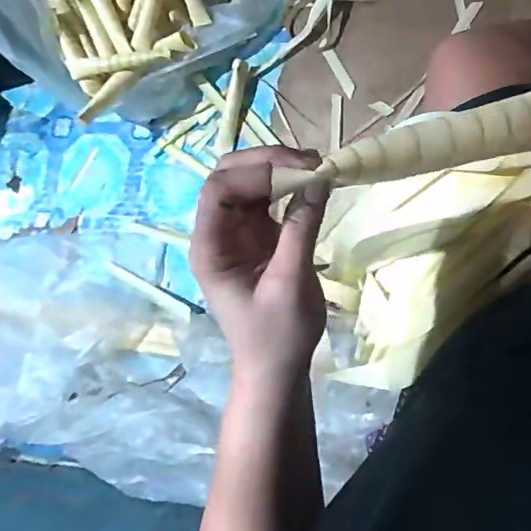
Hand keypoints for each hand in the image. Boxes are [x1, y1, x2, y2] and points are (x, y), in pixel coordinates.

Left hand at [190, 146, 329, 386]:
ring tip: (316, 167)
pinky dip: (289, 185)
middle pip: (229, 176)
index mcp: (210, 246)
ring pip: (249, 181)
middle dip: (267, 162)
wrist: (277, 368)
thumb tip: (319, 180)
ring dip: (279, 169)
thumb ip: (301, 229)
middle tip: (309, 162)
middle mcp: (218, 232)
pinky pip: (268, 197)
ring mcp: (237, 231)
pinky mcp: (259, 235)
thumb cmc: (277, 335)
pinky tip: (313, 183)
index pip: (220, 189)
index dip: (256, 171)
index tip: (300, 171)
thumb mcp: (290, 283)